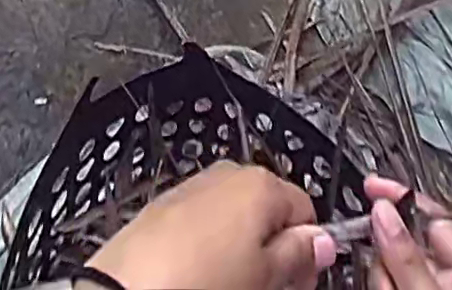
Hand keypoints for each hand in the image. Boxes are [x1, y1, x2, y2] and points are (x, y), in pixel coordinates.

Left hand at [85, 161, 337, 289]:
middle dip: (275, 246)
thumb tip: (323, 242)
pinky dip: (213, 242)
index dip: (307, 249)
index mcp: (260, 183)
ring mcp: (197, 184)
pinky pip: (207, 218)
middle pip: (271, 208)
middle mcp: (229, 173)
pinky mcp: (171, 201)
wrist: (128, 288)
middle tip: (267, 286)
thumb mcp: (265, 277)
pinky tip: (203, 275)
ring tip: (233, 283)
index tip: (299, 280)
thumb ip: (299, 254)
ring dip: (244, 246)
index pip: (306, 209)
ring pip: (238, 214)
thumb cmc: (199, 281)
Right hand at [363, 176, 451, 289]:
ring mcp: (431, 289)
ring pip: (392, 262)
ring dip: (381, 273)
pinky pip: (389, 282)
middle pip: (404, 238)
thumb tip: (383, 209)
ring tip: (386, 288)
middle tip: (377, 259)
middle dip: (384, 245)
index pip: (432, 214)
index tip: (372, 184)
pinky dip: (382, 285)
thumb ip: (409, 256)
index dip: (400, 194)